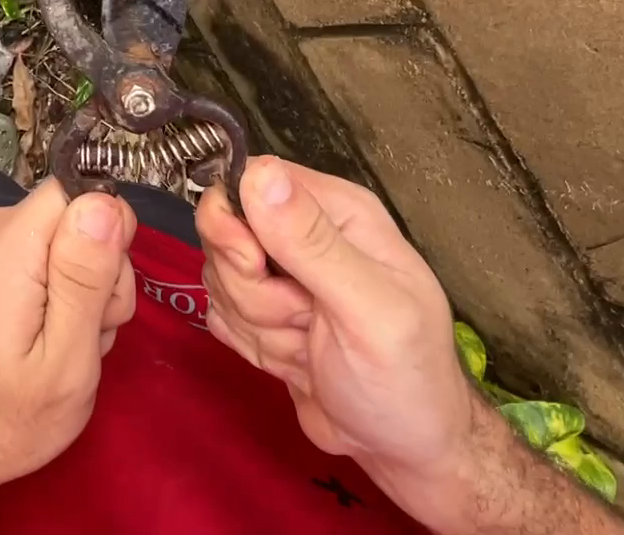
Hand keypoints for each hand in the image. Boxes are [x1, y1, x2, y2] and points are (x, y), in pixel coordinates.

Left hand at [0, 179, 137, 530]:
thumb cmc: (12, 416)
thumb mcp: (66, 360)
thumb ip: (85, 277)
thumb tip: (105, 203)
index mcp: (7, 246)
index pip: (78, 191)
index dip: (107, 233)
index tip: (104, 289)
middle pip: (77, 215)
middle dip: (99, 271)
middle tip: (88, 331)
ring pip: (69, 234)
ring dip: (85, 287)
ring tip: (70, 340)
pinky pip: (47, 249)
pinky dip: (62, 289)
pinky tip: (54, 331)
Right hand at [196, 156, 477, 528]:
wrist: (401, 451)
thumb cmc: (406, 379)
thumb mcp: (370, 309)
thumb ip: (311, 242)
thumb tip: (258, 173)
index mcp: (336, 209)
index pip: (249, 180)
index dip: (238, 223)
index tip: (255, 265)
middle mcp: (302, 228)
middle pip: (224, 230)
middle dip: (253, 289)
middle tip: (305, 319)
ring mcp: (276, 269)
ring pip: (217, 275)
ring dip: (257, 324)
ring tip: (310, 346)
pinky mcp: (256, 308)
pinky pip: (217, 310)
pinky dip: (249, 343)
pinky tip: (294, 359)